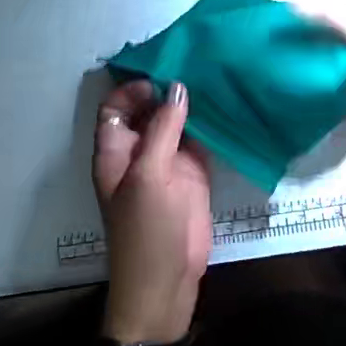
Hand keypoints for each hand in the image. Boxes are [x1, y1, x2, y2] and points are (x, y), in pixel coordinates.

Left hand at [93, 80, 210, 343]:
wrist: (166, 279)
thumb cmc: (146, 229)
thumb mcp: (149, 175)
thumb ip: (163, 130)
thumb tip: (178, 87)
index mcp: (115, 151)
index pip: (117, 107)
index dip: (136, 87)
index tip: (166, 72)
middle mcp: (140, 152)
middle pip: (150, 111)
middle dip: (168, 90)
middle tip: (199, 66)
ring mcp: (169, 164)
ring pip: (178, 125)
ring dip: (193, 106)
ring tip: (218, 78)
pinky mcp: (195, 176)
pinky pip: (201, 144)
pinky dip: (212, 127)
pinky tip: (229, 108)